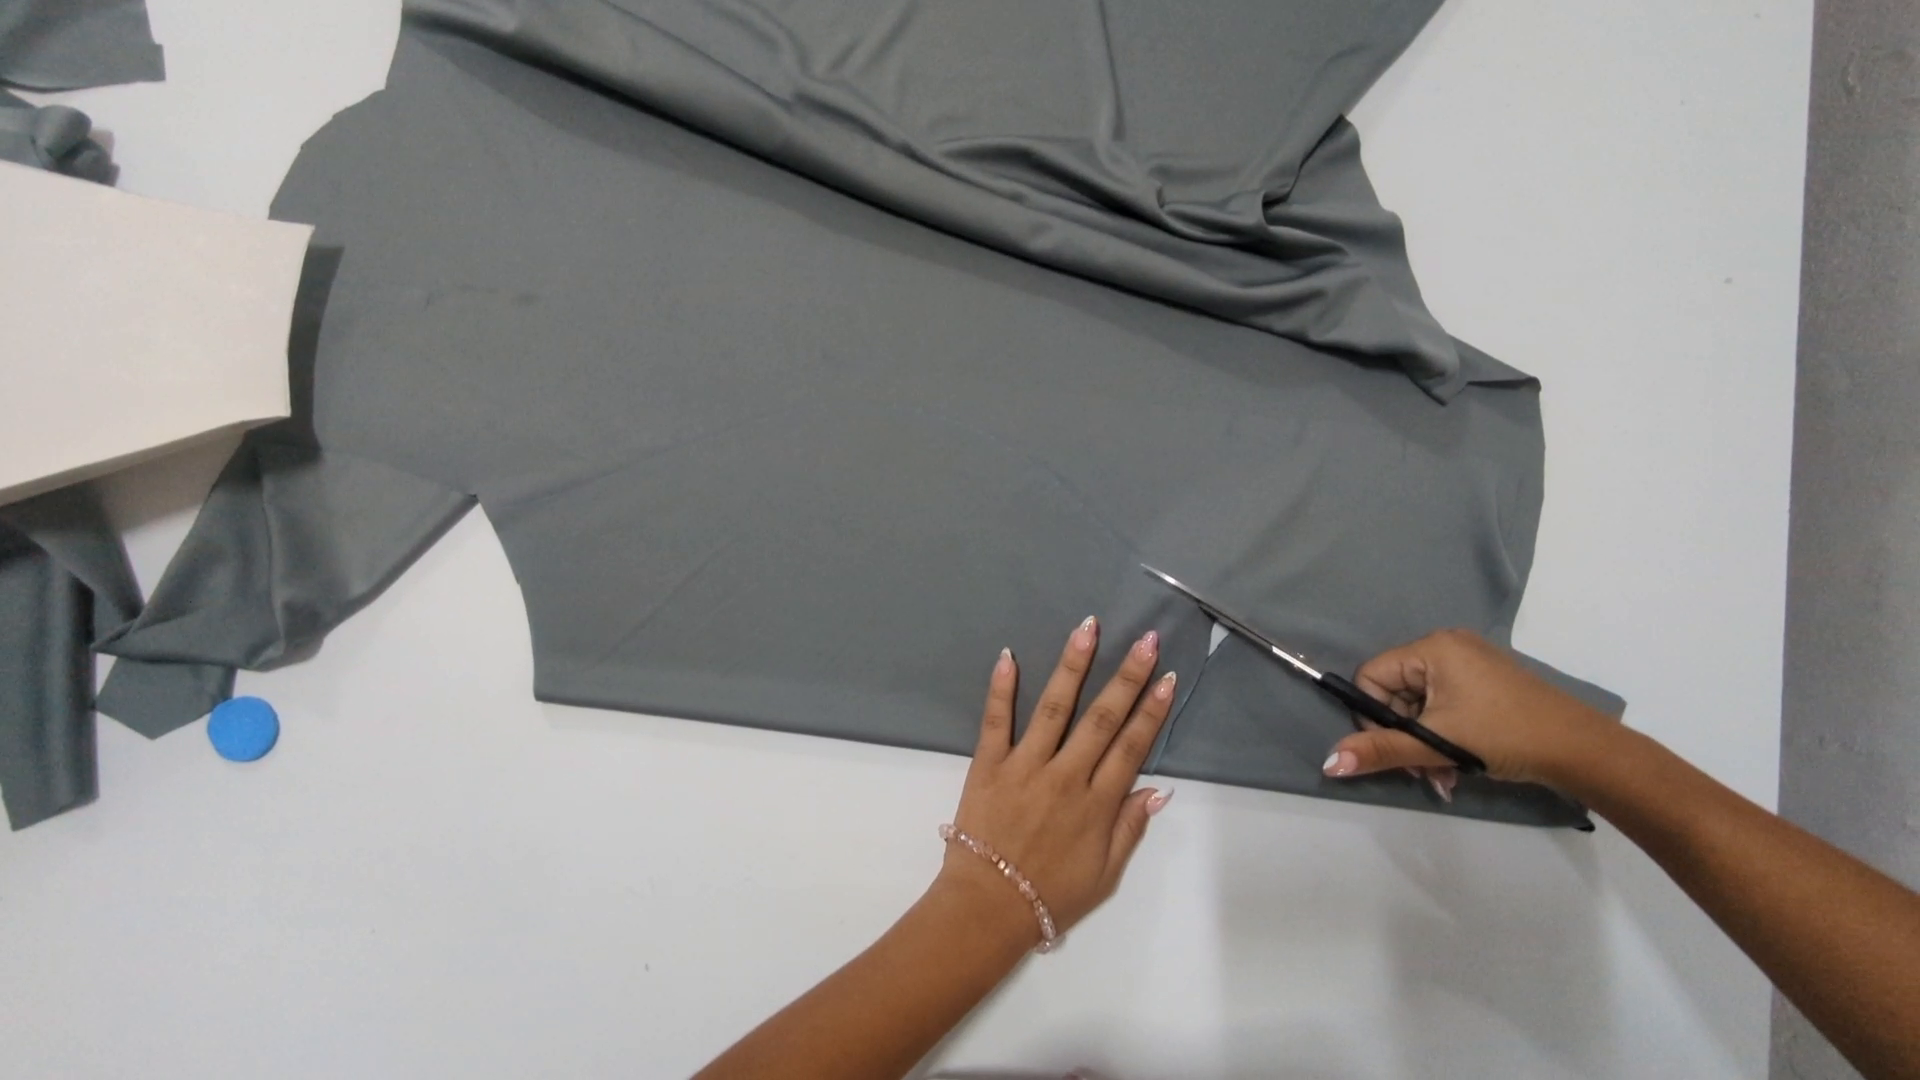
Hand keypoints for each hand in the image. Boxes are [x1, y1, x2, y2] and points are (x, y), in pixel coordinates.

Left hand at [935, 617, 1177, 946]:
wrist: (987, 907)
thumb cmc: (1049, 895)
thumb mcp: (1104, 875)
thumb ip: (1130, 829)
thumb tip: (1159, 789)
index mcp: (1096, 803)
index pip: (1131, 747)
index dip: (1152, 711)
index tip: (1167, 677)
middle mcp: (1065, 776)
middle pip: (1102, 718)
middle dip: (1126, 677)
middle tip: (1145, 639)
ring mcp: (1024, 765)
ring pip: (1054, 708)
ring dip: (1073, 666)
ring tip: (1088, 629)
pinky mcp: (988, 763)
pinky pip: (996, 720)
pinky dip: (1002, 687)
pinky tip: (1009, 655)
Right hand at [1321, 628, 1615, 787]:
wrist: (1586, 752)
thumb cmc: (1507, 735)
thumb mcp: (1438, 744)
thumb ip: (1380, 750)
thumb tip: (1328, 763)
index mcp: (1432, 648)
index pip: (1372, 676)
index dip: (1373, 714)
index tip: (1393, 747)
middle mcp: (1447, 647)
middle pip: (1396, 692)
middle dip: (1403, 736)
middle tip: (1421, 771)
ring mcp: (1469, 664)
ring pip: (1420, 704)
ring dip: (1423, 743)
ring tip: (1443, 776)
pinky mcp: (1485, 683)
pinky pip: (1444, 705)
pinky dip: (1443, 736)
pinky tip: (1456, 766)